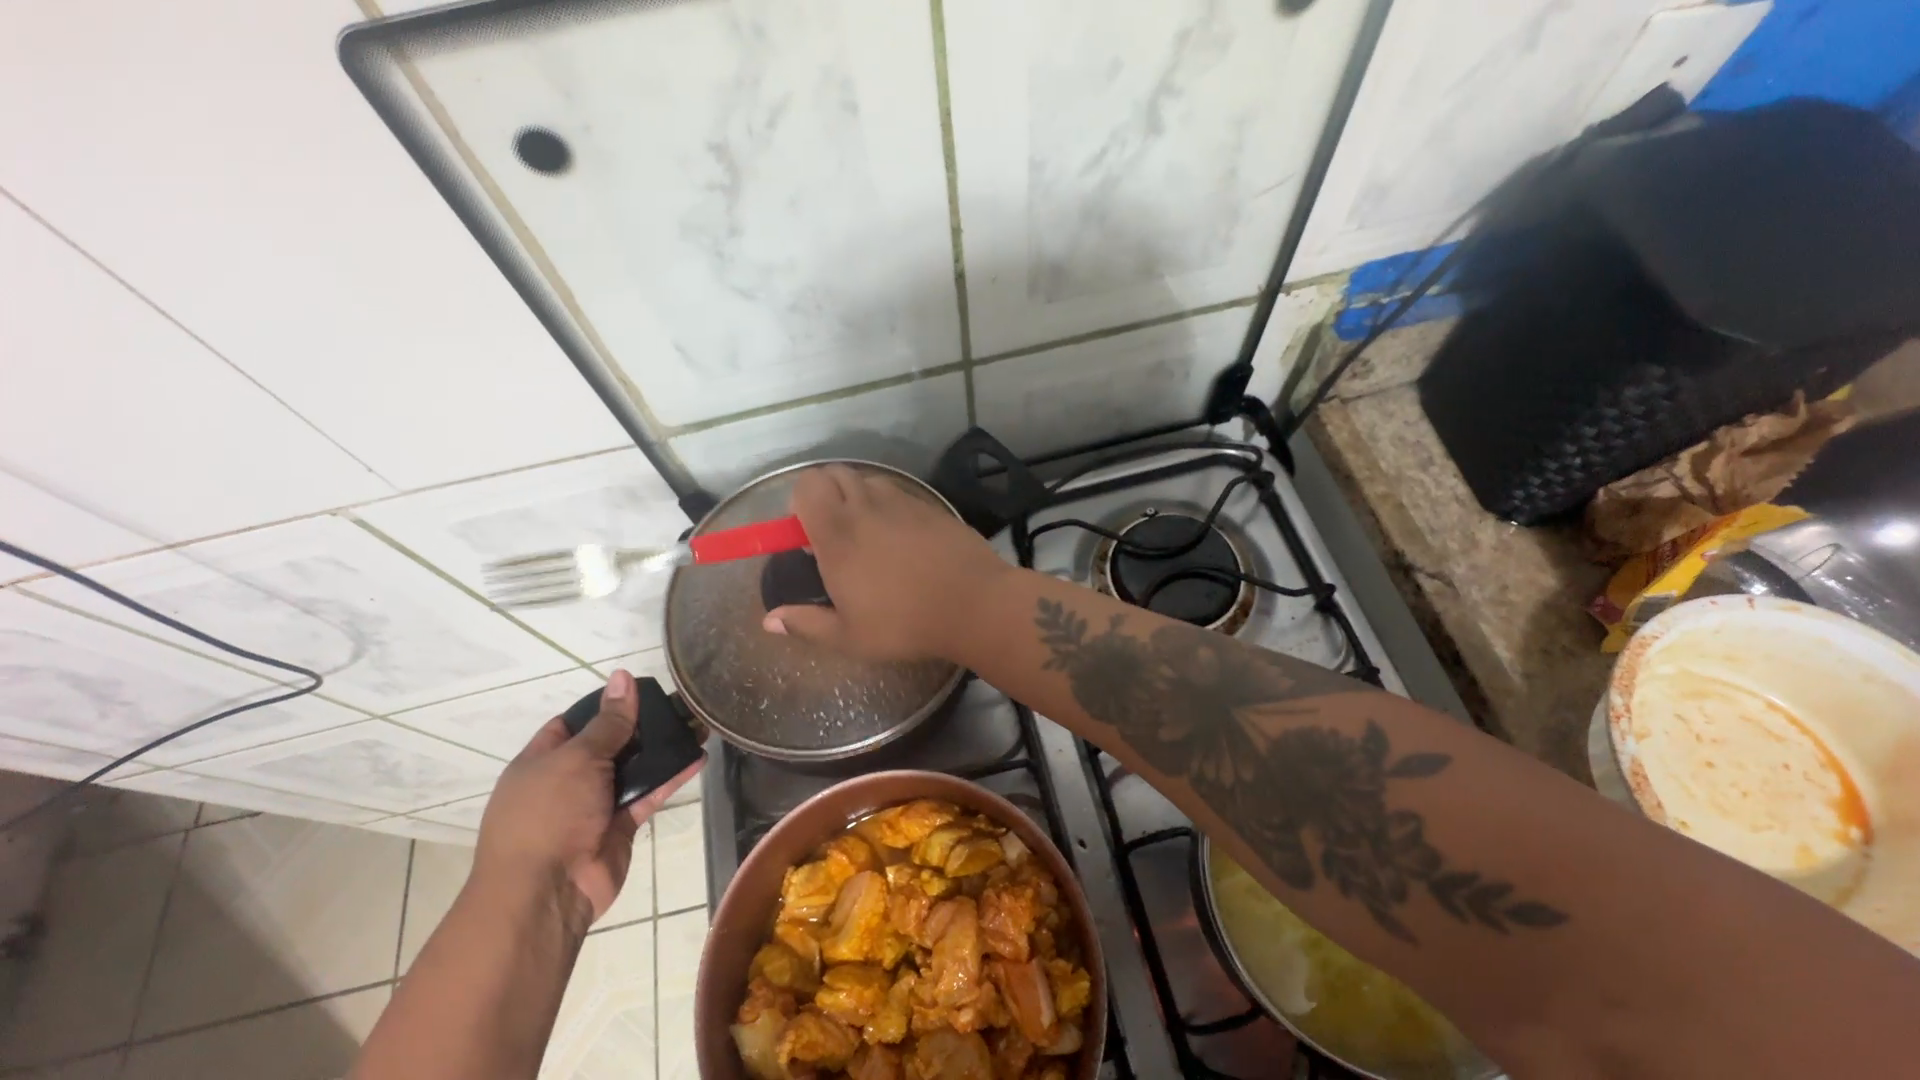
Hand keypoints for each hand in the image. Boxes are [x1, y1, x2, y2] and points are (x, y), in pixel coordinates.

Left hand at [473, 669, 699, 929]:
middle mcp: (565, 782)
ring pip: (631, 771)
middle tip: (677, 706)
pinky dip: (669, 779)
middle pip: (606, 746)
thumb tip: (622, 677)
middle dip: (639, 728)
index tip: (637, 693)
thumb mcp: (576, 759)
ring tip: (695, 726)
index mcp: (540, 762)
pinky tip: (696, 758)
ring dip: (660, 752)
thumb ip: (608, 722)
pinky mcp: (619, 827)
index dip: (602, 707)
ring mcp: (593, 807)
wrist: (547, 890)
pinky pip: (647, 796)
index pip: (571, 725)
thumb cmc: (548, 814)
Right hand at [761, 464, 1011, 661]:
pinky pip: (898, 492)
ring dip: (856, 495)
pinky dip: (887, 504)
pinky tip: (900, 536)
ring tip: (866, 531)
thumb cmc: (905, 624)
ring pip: (867, 479)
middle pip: (833, 473)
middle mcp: (866, 507)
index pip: (806, 486)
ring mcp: (902, 501)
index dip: (799, 501)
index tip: (804, 533)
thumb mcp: (849, 637)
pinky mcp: (930, 505)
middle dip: (824, 493)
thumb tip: (769, 620)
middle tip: (831, 530)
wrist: (975, 604)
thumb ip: (806, 624)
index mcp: (838, 534)